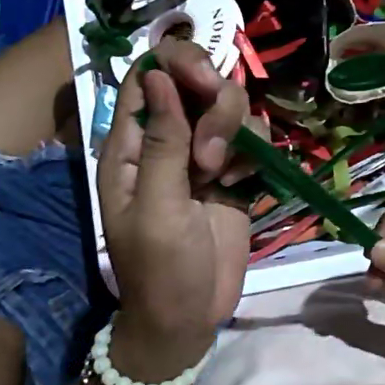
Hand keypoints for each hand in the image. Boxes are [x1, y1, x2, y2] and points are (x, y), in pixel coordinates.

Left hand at [97, 39, 250, 366]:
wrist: (188, 318)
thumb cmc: (160, 269)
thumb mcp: (157, 207)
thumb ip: (161, 142)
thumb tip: (157, 76)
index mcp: (130, 144)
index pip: (147, 75)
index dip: (178, 65)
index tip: (206, 86)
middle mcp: (166, 140)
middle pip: (196, 83)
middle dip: (214, 104)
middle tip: (212, 151)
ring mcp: (202, 156)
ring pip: (229, 107)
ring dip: (233, 131)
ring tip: (222, 176)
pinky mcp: (233, 174)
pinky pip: (252, 139)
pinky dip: (253, 151)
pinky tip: (241, 183)